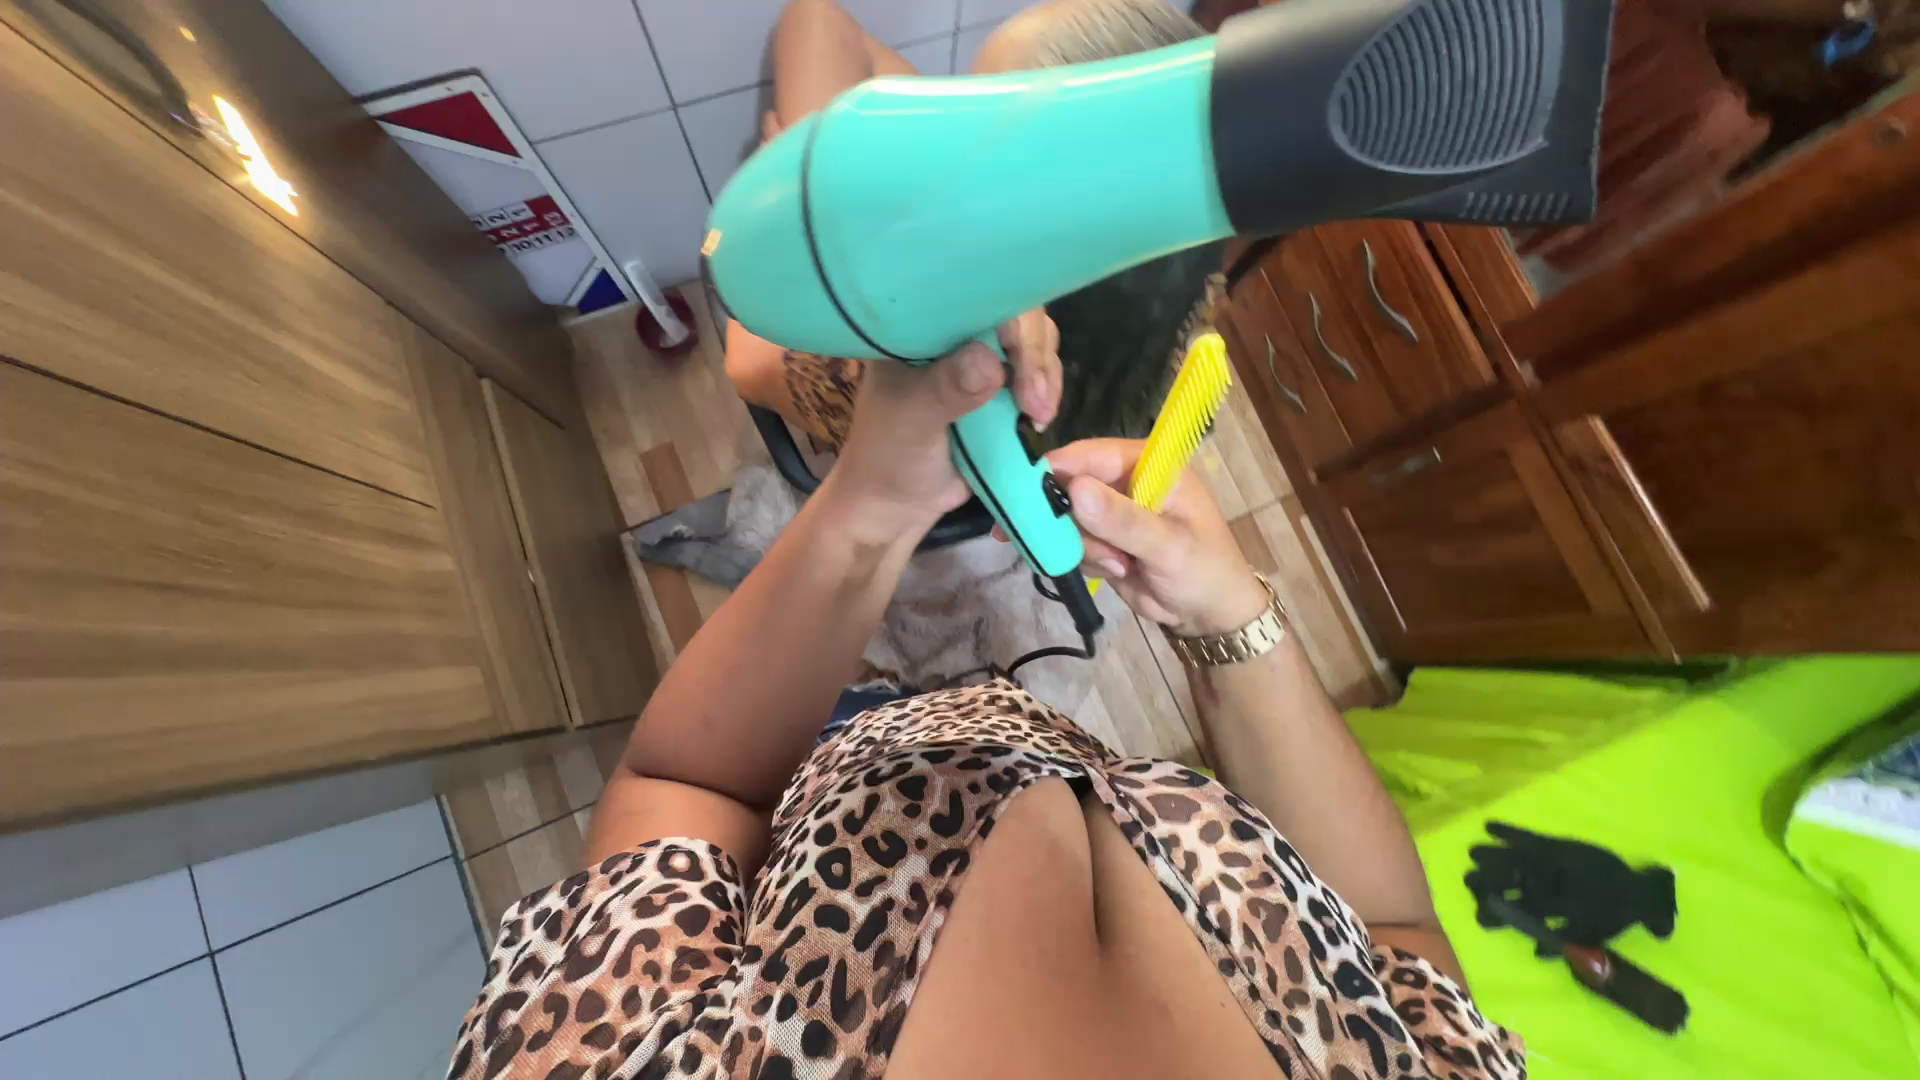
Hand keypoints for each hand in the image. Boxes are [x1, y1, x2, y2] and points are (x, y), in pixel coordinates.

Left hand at [828, 312, 1061, 538]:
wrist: (898, 502)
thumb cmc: (889, 455)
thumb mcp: (911, 419)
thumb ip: (947, 389)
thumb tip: (992, 363)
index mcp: (922, 323)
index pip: (974, 293)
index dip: (1006, 315)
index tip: (1015, 353)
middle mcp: (955, 332)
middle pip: (1015, 314)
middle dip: (1033, 354)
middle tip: (1034, 401)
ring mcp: (981, 360)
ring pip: (1034, 343)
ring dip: (1046, 375)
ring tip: (1038, 415)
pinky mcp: (1002, 390)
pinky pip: (1037, 376)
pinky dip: (1047, 392)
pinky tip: (1040, 419)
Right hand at [1043, 438, 1268, 636]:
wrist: (1209, 616)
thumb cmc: (1205, 571)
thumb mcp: (1168, 546)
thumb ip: (1122, 520)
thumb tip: (1076, 489)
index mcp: (1150, 464)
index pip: (1093, 454)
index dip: (1059, 468)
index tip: (1025, 489)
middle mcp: (1125, 480)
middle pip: (1071, 484)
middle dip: (1069, 519)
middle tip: (1067, 542)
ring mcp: (1110, 510)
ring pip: (1067, 518)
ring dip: (1084, 546)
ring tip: (1119, 565)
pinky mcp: (1100, 537)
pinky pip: (1071, 541)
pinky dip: (1084, 559)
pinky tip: (1115, 571)